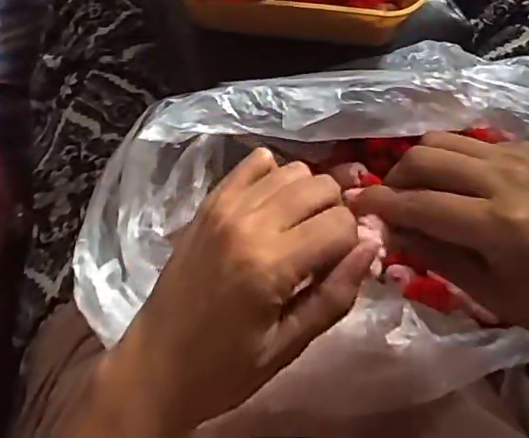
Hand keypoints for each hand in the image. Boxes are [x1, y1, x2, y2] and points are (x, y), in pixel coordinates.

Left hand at [89, 148, 377, 435]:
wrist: (155, 364)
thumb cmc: (225, 368)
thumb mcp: (288, 345)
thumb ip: (335, 294)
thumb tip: (372, 246)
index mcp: (270, 263)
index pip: (341, 223)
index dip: (354, 242)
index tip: (346, 262)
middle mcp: (250, 220)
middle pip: (321, 185)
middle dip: (336, 212)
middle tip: (326, 246)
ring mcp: (226, 203)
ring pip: (293, 169)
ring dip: (308, 194)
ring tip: (300, 228)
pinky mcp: (211, 198)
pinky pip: (256, 160)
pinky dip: (275, 175)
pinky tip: (273, 206)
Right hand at [349, 132, 528, 362]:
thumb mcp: (490, 295)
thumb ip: (434, 255)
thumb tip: (388, 229)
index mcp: (501, 224)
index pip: (422, 203)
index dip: (381, 203)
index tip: (352, 204)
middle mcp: (506, 177)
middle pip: (427, 158)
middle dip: (396, 176)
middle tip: (385, 200)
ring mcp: (518, 155)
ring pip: (443, 140)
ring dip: (419, 161)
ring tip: (413, 189)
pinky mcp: (526, 147)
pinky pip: (469, 140)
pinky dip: (449, 155)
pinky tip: (450, 181)